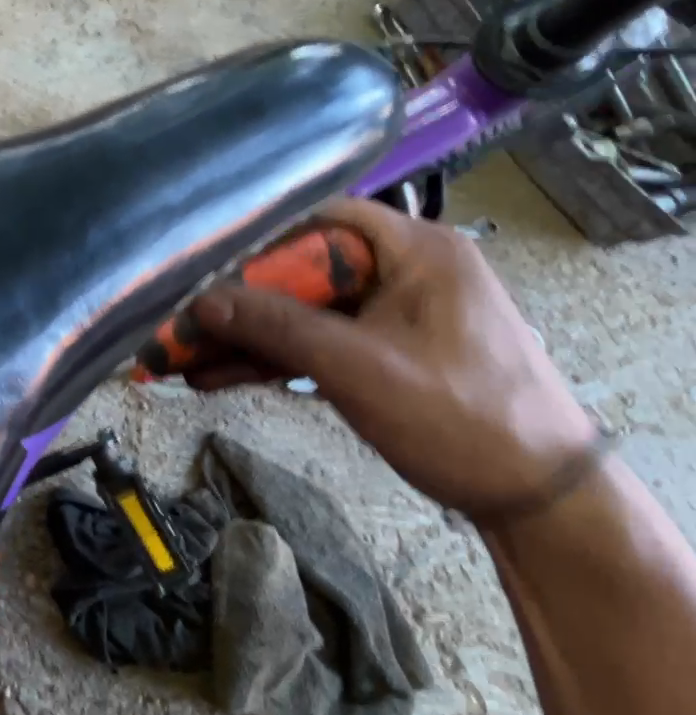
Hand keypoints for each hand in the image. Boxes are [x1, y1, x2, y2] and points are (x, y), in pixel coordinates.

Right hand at [185, 197, 597, 518]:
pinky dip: (268, 359)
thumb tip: (198, 303)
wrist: (535, 496)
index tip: (203, 268)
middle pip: (300, 269)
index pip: (321, 219)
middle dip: (236, 301)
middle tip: (179, 320)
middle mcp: (402, 271)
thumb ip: (276, 327)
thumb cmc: (458, 416)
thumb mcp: (357, 367)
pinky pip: (312, 343)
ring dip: (242, 336)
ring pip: (299, 310)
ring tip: (178, 358)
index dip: (259, 240)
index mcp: (416, 252)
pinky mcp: (380, 351)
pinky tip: (212, 377)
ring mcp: (390, 314)